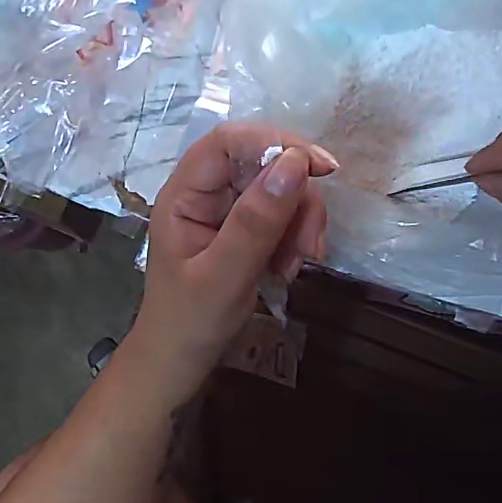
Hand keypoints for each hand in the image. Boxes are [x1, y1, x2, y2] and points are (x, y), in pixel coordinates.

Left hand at [129, 124, 336, 382]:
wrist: (181, 360)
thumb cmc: (190, 321)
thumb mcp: (224, 275)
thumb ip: (256, 222)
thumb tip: (295, 165)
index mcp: (185, 193)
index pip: (229, 142)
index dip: (276, 143)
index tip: (320, 168)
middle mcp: (206, 192)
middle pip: (263, 163)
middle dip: (295, 198)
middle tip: (309, 244)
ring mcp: (227, 209)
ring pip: (280, 189)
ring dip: (300, 223)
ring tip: (293, 266)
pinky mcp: (246, 227)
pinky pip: (283, 214)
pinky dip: (296, 237)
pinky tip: (287, 269)